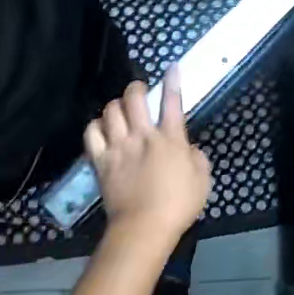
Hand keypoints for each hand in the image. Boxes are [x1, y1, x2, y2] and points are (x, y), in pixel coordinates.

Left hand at [83, 67, 210, 243]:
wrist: (144, 226)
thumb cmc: (178, 206)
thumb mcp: (202, 181)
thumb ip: (197, 158)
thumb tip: (188, 148)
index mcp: (171, 139)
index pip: (172, 102)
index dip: (172, 82)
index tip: (171, 68)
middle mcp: (143, 135)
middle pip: (134, 97)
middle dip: (136, 88)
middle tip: (139, 91)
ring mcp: (119, 146)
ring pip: (110, 110)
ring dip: (115, 105)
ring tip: (119, 110)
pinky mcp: (101, 160)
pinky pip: (91, 133)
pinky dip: (95, 126)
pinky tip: (101, 128)